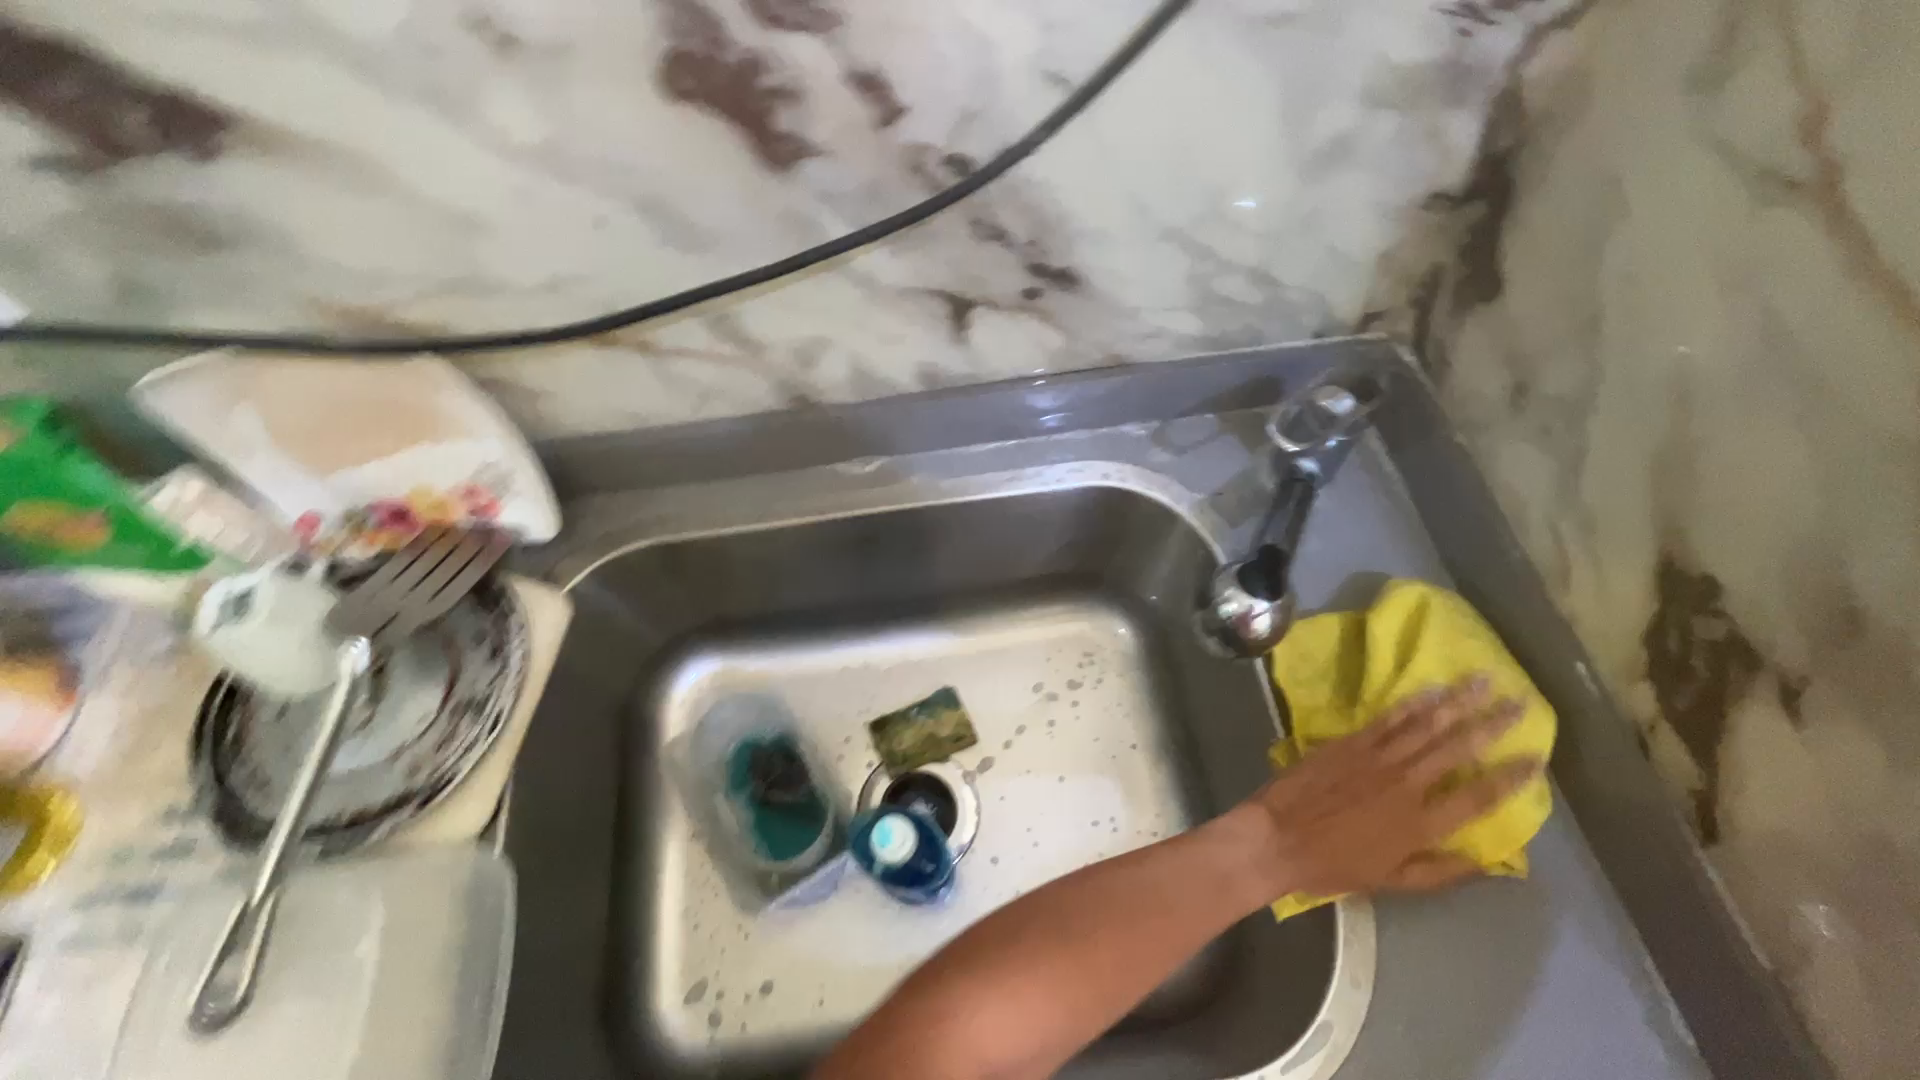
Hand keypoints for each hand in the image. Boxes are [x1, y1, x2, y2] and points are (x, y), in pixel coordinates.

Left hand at [1244, 676, 1542, 898]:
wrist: (1275, 838)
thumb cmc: (1332, 865)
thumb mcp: (1392, 882)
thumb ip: (1442, 871)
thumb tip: (1489, 861)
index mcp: (1421, 823)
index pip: (1478, 796)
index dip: (1511, 777)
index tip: (1536, 757)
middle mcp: (1406, 784)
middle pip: (1458, 748)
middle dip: (1492, 724)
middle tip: (1521, 702)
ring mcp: (1376, 758)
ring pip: (1425, 724)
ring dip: (1457, 701)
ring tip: (1483, 680)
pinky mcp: (1348, 743)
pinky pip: (1387, 719)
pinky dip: (1411, 703)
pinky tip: (1431, 689)